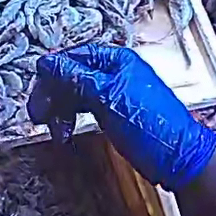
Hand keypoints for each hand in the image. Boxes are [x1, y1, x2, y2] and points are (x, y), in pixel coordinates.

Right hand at [27, 45, 215, 189]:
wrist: (178, 159)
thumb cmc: (150, 125)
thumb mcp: (107, 97)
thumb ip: (76, 77)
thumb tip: (47, 62)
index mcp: (116, 60)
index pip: (74, 56)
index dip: (53, 71)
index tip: (37, 88)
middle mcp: (114, 73)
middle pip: (71, 76)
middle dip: (53, 94)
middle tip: (39, 114)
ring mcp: (113, 94)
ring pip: (74, 94)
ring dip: (60, 110)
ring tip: (54, 130)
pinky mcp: (112, 113)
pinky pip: (83, 109)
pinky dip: (70, 120)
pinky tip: (64, 133)